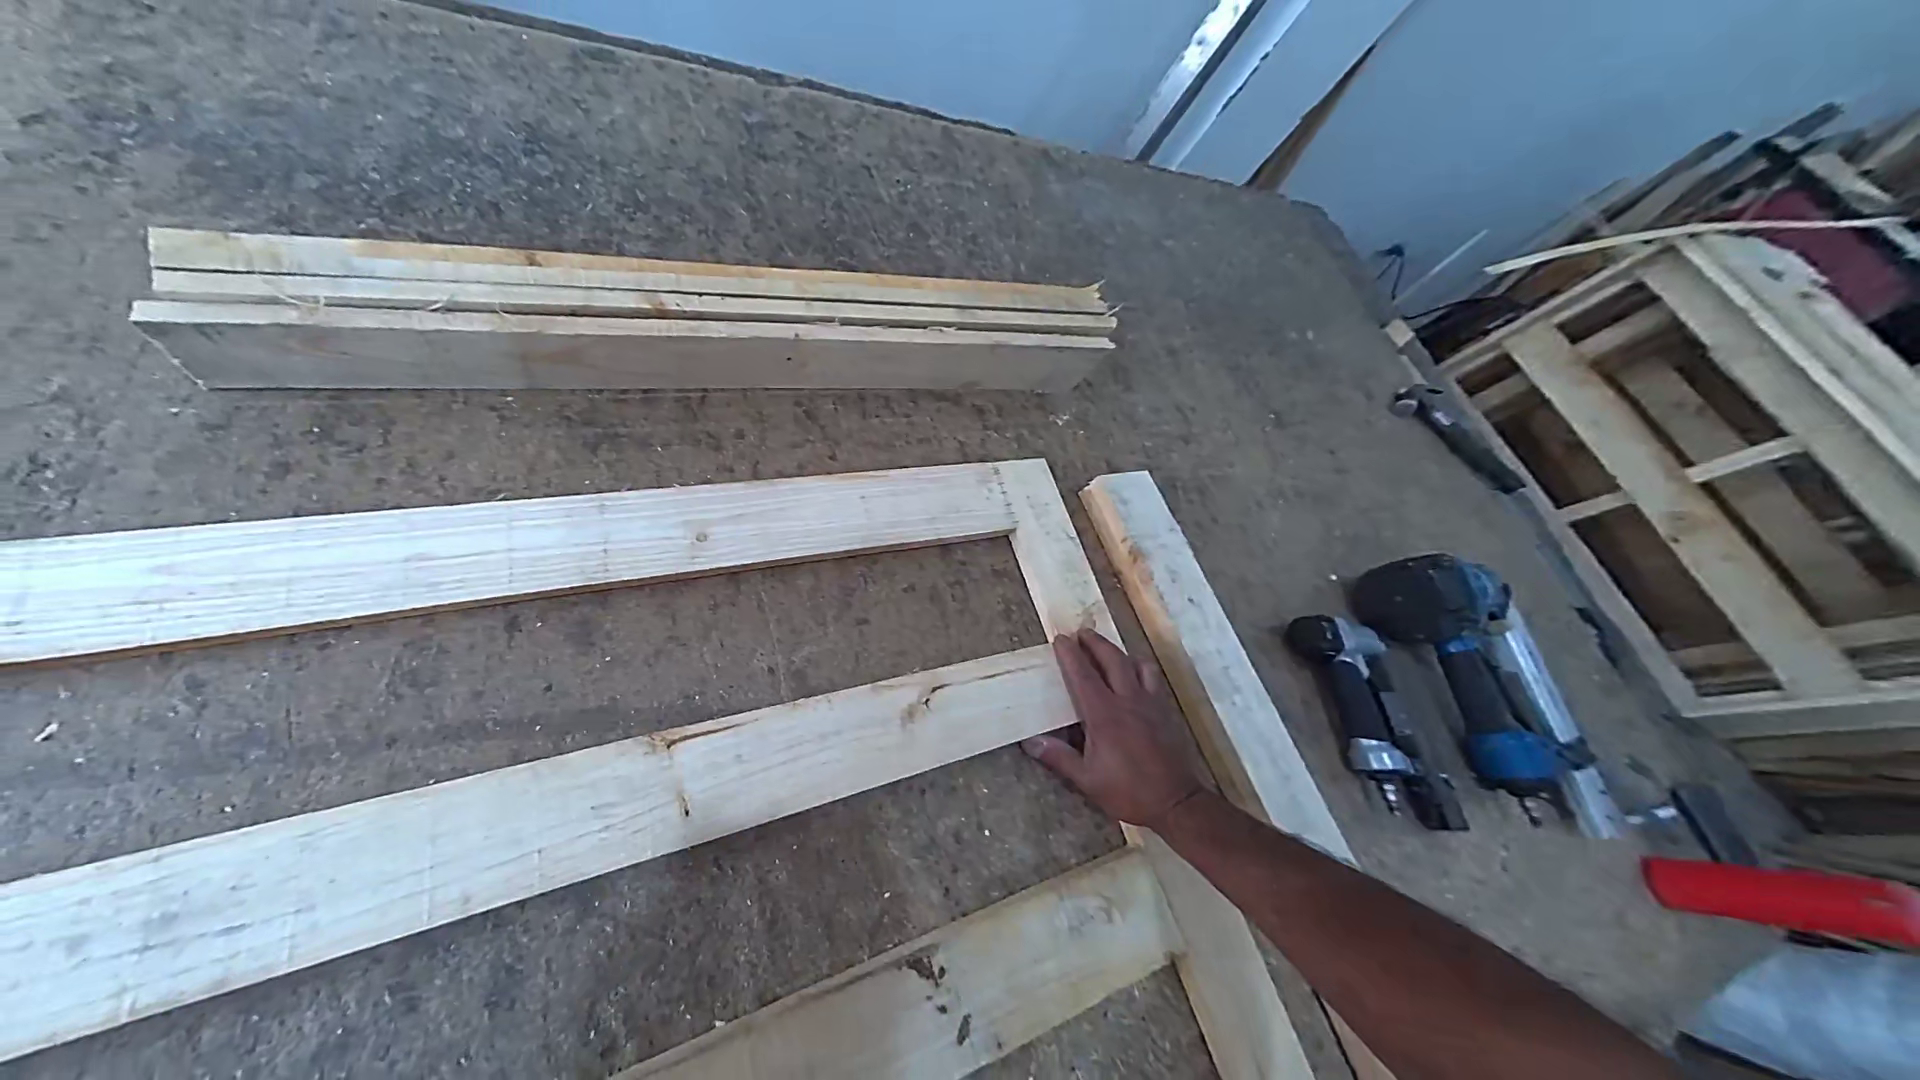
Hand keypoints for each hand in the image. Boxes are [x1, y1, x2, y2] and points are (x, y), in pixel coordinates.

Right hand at [1023, 628, 1205, 829]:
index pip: (1083, 675)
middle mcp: (1128, 700)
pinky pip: (1152, 677)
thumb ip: (1059, 758)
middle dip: (1095, 642)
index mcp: (1105, 714)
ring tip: (1107, 650)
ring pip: (1136, 664)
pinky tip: (1135, 674)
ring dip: (1119, 652)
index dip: (1070, 655)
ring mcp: (1150, 702)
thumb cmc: (1128, 791)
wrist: (1176, 802)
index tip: (1060, 639)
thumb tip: (1030, 742)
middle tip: (1081, 633)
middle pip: (1111, 659)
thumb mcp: (1087, 779)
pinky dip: (1140, 667)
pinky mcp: (1165, 710)